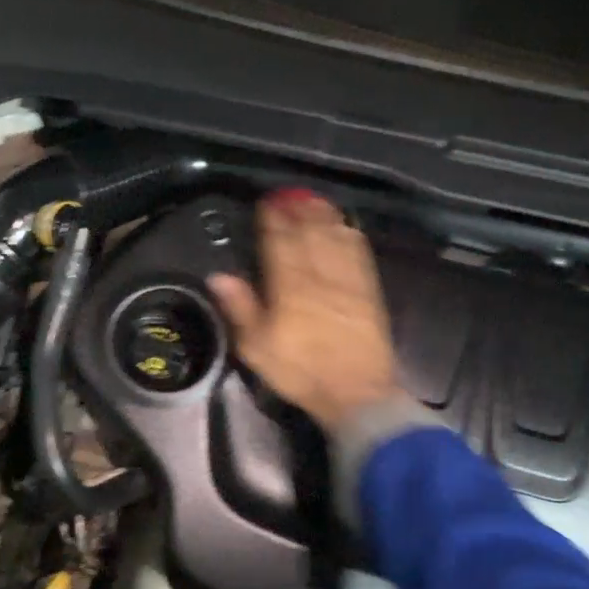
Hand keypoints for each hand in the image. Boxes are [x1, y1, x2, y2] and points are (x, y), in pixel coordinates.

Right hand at [207, 189, 400, 432]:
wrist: (357, 394)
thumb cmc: (301, 372)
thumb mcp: (257, 347)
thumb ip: (240, 308)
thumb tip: (219, 277)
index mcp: (290, 288)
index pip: (280, 243)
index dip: (274, 220)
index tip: (268, 202)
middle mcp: (320, 277)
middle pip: (310, 234)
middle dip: (300, 211)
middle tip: (291, 193)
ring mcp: (348, 283)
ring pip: (336, 239)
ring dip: (325, 217)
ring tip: (315, 201)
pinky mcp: (370, 293)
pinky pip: (359, 255)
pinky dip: (351, 236)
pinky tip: (346, 227)